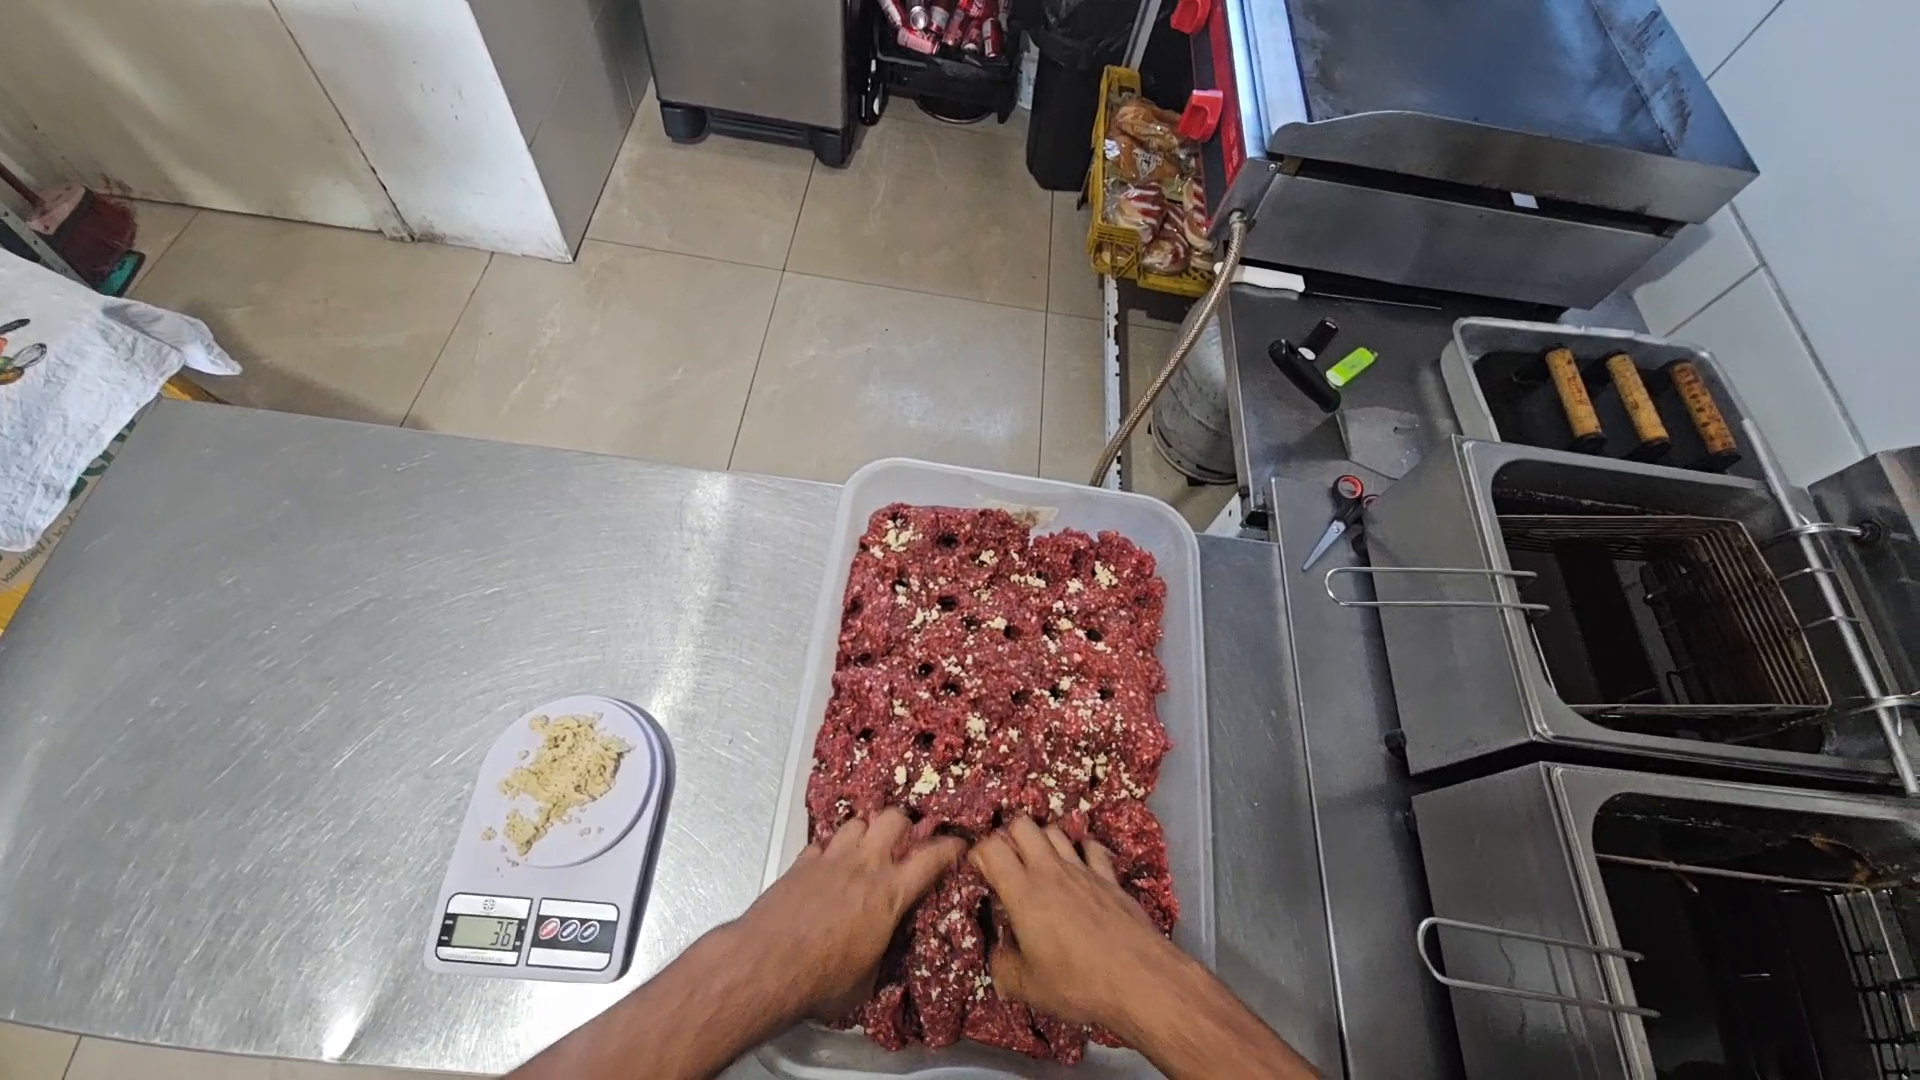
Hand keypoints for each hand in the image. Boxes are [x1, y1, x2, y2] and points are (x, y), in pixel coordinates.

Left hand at [731, 808, 964, 1021]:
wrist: (765, 965)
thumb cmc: (822, 981)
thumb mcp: (868, 978)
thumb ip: (884, 949)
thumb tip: (887, 944)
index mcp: (890, 893)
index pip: (932, 858)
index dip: (950, 848)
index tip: (958, 844)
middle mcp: (865, 865)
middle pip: (893, 818)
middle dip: (903, 825)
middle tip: (902, 843)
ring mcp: (831, 858)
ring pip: (857, 822)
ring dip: (865, 833)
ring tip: (864, 850)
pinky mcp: (802, 861)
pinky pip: (823, 843)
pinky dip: (829, 851)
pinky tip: (826, 868)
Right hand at [968, 815, 1184, 1029]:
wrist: (1138, 978)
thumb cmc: (1077, 982)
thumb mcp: (1028, 987)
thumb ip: (1003, 967)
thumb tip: (997, 956)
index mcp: (1023, 892)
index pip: (991, 847)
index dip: (979, 853)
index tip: (978, 870)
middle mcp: (1050, 870)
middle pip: (1023, 825)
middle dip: (1009, 836)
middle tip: (1008, 862)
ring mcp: (1083, 869)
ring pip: (1055, 830)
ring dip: (1043, 840)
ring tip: (1040, 862)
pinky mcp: (1109, 877)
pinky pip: (1091, 847)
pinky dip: (1081, 850)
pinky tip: (1080, 865)